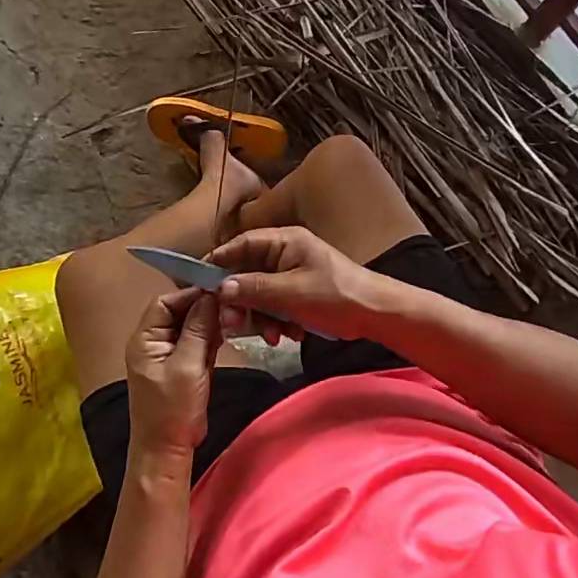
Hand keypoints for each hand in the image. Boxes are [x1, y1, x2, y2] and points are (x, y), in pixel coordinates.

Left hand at [125, 287, 222, 460]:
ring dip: (209, 326)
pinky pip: (197, 343)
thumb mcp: (189, 365)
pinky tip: (224, 341)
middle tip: (230, 308)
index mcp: (145, 338)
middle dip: (204, 310)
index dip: (192, 294)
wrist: (168, 451)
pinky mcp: (181, 367)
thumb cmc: (173, 409)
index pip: (166, 302)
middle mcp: (153, 342)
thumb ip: (199, 328)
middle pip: (180, 312)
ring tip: (230, 324)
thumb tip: (211, 295)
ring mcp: (167, 355)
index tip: (219, 292)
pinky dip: (210, 341)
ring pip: (191, 327)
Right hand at [206, 227, 384, 342]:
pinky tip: (288, 335)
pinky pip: (276, 306)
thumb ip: (253, 288)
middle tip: (234, 323)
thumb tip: (220, 287)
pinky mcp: (300, 294)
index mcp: (284, 242)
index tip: (201, 282)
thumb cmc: (334, 294)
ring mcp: (293, 274)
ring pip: (260, 294)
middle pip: (247, 273)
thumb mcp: (290, 293)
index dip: (220, 261)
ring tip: (273, 335)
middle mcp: (286, 254)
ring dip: (262, 316)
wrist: (375, 313)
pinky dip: (278, 321)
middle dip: (243, 301)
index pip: (242, 244)